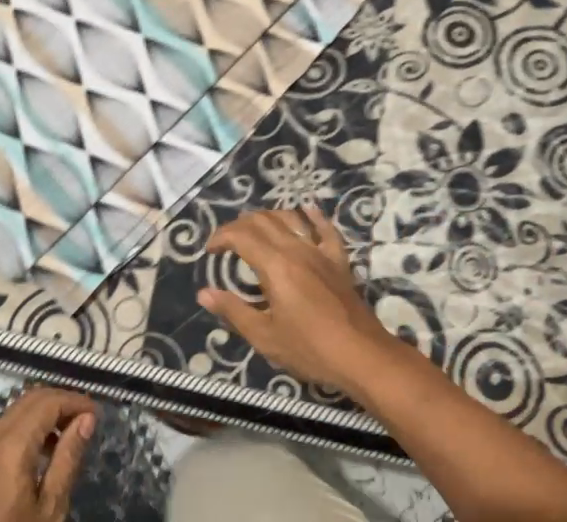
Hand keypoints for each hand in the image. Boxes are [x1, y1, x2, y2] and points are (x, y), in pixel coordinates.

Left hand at [0, 387, 95, 521]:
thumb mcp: (50, 509)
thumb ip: (68, 459)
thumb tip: (87, 420)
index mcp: (10, 446)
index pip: (48, 402)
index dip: (75, 401)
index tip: (97, 415)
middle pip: (29, 399)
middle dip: (60, 402)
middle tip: (86, 421)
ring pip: (14, 411)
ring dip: (43, 414)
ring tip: (68, 437)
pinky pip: (1, 429)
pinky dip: (25, 427)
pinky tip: (40, 452)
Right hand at [199, 206, 400, 396]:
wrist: (362, 355)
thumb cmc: (310, 349)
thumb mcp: (265, 336)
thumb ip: (233, 311)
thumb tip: (204, 293)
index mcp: (275, 265)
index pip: (241, 236)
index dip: (221, 237)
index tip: (210, 251)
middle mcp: (296, 249)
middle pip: (263, 221)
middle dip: (240, 225)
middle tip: (227, 243)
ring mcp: (320, 252)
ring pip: (291, 218)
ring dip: (269, 217)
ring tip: (255, 229)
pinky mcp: (339, 261)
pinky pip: (326, 230)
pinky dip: (313, 217)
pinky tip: (307, 210)